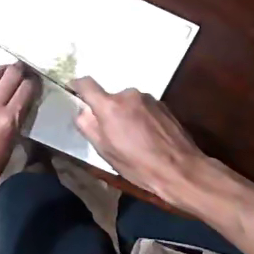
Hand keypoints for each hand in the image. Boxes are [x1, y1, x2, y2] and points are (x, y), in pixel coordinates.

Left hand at [0, 64, 36, 201]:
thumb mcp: (14, 141)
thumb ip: (18, 118)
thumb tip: (24, 103)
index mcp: (9, 118)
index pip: (27, 88)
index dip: (35, 82)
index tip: (37, 81)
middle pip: (11, 74)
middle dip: (21, 69)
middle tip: (25, 70)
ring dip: (5, 70)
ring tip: (10, 73)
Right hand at [70, 77, 224, 214]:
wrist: (180, 169)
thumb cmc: (138, 165)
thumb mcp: (105, 152)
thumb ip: (89, 127)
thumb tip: (83, 112)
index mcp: (110, 106)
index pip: (87, 84)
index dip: (77, 86)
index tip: (73, 91)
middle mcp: (129, 95)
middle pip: (110, 98)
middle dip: (108, 112)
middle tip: (112, 134)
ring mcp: (149, 99)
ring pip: (129, 104)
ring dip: (127, 116)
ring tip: (134, 140)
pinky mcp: (164, 105)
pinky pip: (144, 109)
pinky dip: (141, 119)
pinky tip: (149, 138)